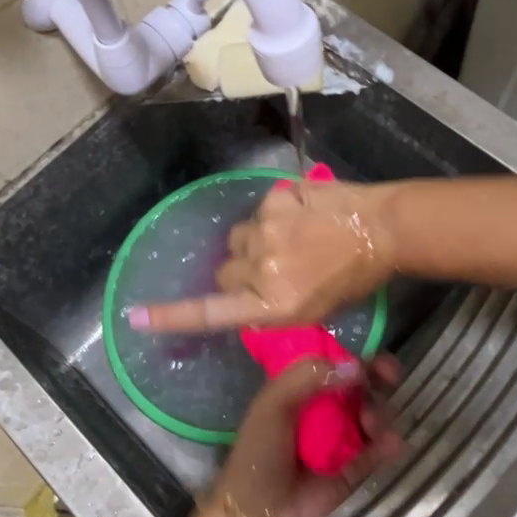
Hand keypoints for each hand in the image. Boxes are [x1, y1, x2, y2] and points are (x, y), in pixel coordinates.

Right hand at [131, 180, 399, 331]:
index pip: (210, 313)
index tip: (135, 316)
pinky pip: (259, 209)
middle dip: (242, 270)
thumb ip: (272, 306)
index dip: (171, 316)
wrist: (382, 231)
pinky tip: (302, 215)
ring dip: (257, 240)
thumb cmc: (353, 279)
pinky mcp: (274, 200)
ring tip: (294, 239)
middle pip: (225, 270)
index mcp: (272, 306)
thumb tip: (243, 294)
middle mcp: (260, 271)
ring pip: (239, 237)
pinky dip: (276, 213)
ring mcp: (266, 232)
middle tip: (279, 267)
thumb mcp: (312, 310)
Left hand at [209, 356, 401, 516]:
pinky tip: (392, 443)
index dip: (354, 355)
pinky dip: (388, 444)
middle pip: (359, 384)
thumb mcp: (272, 406)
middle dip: (377, 378)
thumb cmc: (258, 455)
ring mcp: (339, 439)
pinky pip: (376, 451)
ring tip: (371, 423)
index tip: (373, 356)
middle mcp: (322, 409)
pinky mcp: (352, 469)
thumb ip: (307, 377)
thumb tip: (356, 365)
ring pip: (372, 414)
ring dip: (380, 411)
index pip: (332, 362)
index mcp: (298, 389)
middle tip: (389, 376)